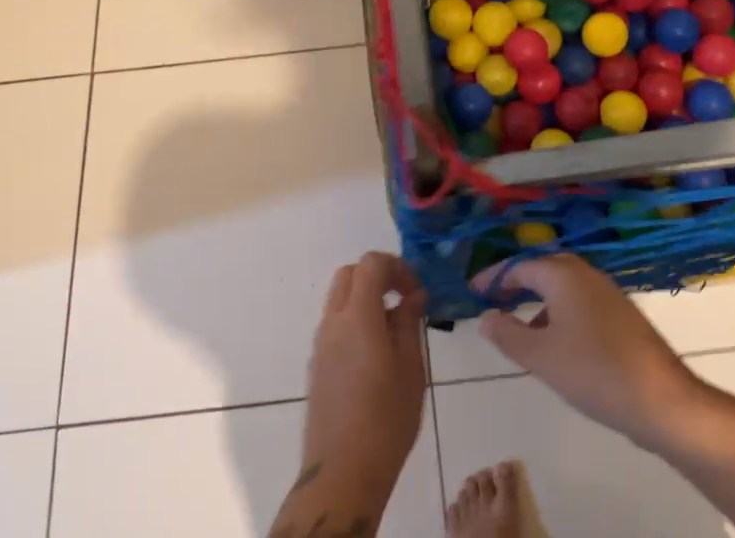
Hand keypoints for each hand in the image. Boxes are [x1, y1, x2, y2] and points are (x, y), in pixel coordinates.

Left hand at [301, 252, 427, 502]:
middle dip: (378, 276)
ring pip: (339, 299)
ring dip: (366, 298)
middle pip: (349, 274)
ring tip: (395, 329)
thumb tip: (413, 296)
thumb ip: (408, 324)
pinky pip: (335, 325)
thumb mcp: (411, 369)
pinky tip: (377, 353)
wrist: (343, 470)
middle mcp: (332, 323)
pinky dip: (355, 320)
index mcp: (357, 318)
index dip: (397, 267)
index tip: (417, 292)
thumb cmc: (387, 419)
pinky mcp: (317, 364)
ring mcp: (320, 344)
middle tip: (405, 299)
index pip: (371, 264)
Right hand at [473, 254, 700, 448]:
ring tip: (522, 328)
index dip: (494, 277)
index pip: (519, 266)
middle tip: (495, 300)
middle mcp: (587, 275)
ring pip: (565, 286)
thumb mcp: (540, 356)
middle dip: (518, 282)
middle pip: (544, 269)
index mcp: (563, 276)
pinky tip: (559, 344)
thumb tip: (485, 316)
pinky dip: (561, 311)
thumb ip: (507, 333)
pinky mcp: (624, 315)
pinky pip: (582, 301)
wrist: (661, 399)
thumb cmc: (593, 372)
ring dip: (540, 299)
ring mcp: (609, 293)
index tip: (473, 290)